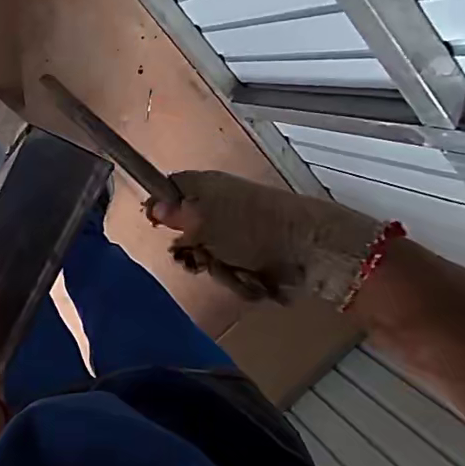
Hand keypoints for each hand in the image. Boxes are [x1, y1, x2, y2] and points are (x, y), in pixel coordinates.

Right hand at [145, 170, 381, 303]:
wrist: (310, 249)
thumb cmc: (252, 229)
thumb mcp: (204, 221)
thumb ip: (175, 214)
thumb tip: (153, 206)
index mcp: (205, 186)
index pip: (170, 188)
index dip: (162, 208)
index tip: (160, 229)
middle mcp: (220, 204)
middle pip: (187, 230)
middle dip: (195, 252)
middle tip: (202, 259)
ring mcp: (240, 229)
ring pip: (210, 255)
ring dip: (221, 269)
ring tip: (238, 272)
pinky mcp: (257, 252)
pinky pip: (233, 268)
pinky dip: (241, 278)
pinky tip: (254, 280)